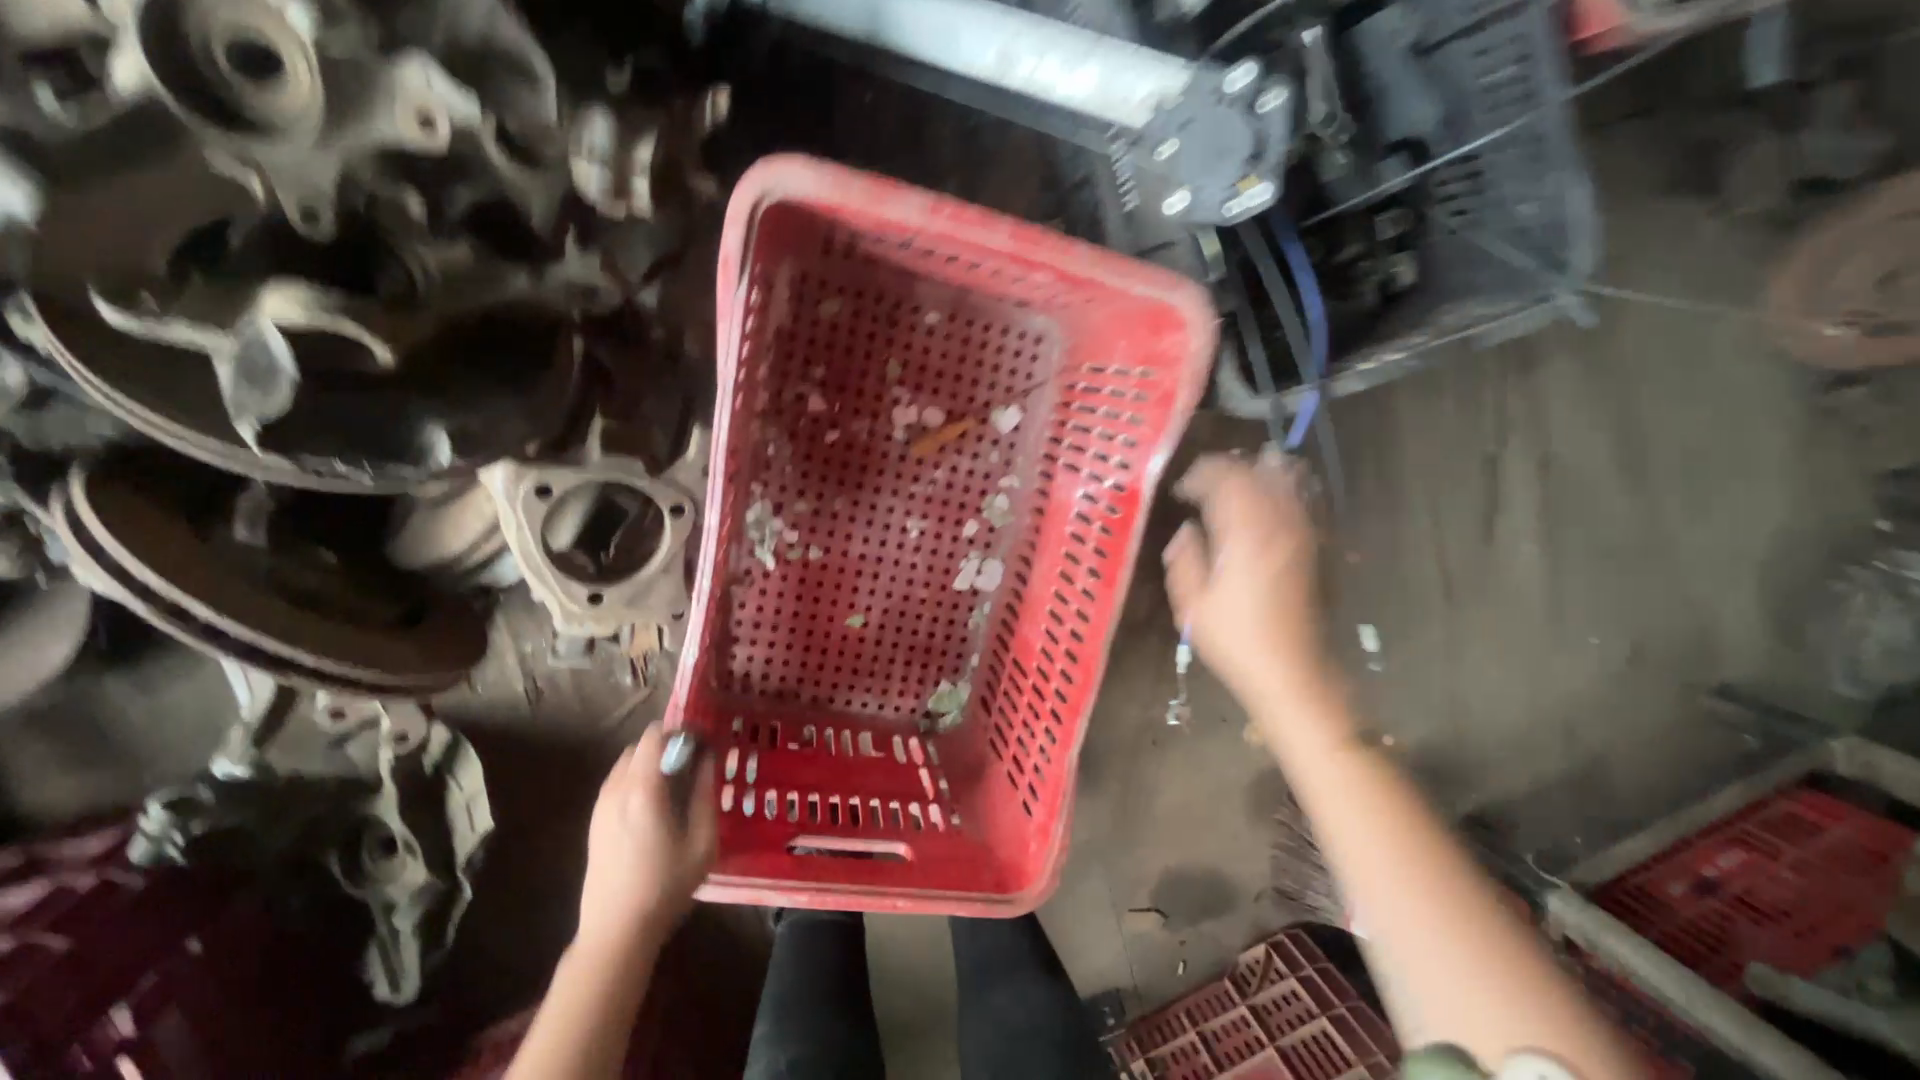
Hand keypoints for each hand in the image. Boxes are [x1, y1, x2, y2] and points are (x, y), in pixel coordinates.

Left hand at [577, 724, 716, 956]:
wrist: (616, 929)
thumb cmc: (666, 887)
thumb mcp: (702, 843)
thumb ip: (706, 795)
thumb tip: (709, 760)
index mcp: (643, 790)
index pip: (655, 736)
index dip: (681, 732)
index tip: (703, 745)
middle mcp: (616, 790)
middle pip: (640, 746)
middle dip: (667, 746)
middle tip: (694, 765)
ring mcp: (601, 805)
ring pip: (626, 763)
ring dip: (650, 762)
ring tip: (676, 786)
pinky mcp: (595, 821)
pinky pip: (616, 783)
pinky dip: (637, 779)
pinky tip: (655, 807)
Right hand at [1162, 452, 1334, 706]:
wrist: (1291, 671)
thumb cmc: (1235, 640)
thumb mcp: (1192, 604)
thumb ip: (1185, 559)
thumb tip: (1187, 531)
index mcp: (1243, 532)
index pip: (1223, 478)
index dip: (1199, 475)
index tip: (1180, 491)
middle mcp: (1277, 522)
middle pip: (1255, 472)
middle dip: (1226, 468)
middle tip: (1201, 483)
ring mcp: (1301, 531)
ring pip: (1283, 480)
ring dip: (1256, 473)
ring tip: (1233, 483)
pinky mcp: (1313, 545)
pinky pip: (1301, 500)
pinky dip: (1282, 488)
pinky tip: (1268, 496)